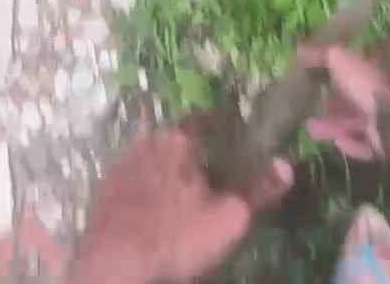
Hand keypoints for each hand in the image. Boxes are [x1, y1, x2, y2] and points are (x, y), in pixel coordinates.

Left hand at [70, 121, 291, 283]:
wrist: (115, 269)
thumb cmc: (176, 238)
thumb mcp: (228, 219)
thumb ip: (259, 190)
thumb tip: (286, 165)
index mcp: (178, 139)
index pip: (207, 120)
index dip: (224, 130)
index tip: (236, 145)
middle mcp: (147, 141)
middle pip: (179, 142)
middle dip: (195, 159)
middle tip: (211, 185)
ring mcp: (120, 165)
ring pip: (154, 162)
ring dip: (168, 175)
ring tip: (182, 204)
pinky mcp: (103, 191)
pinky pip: (134, 183)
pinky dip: (146, 193)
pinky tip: (153, 215)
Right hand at [298, 45, 389, 160]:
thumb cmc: (365, 83)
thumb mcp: (339, 59)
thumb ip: (320, 54)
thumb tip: (298, 48)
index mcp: (371, 70)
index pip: (352, 69)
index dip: (333, 71)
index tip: (313, 76)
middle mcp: (376, 93)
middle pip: (351, 98)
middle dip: (331, 103)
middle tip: (308, 106)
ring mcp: (380, 118)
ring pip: (353, 122)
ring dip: (332, 125)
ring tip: (310, 128)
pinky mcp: (380, 142)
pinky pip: (361, 143)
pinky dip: (349, 142)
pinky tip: (337, 141)